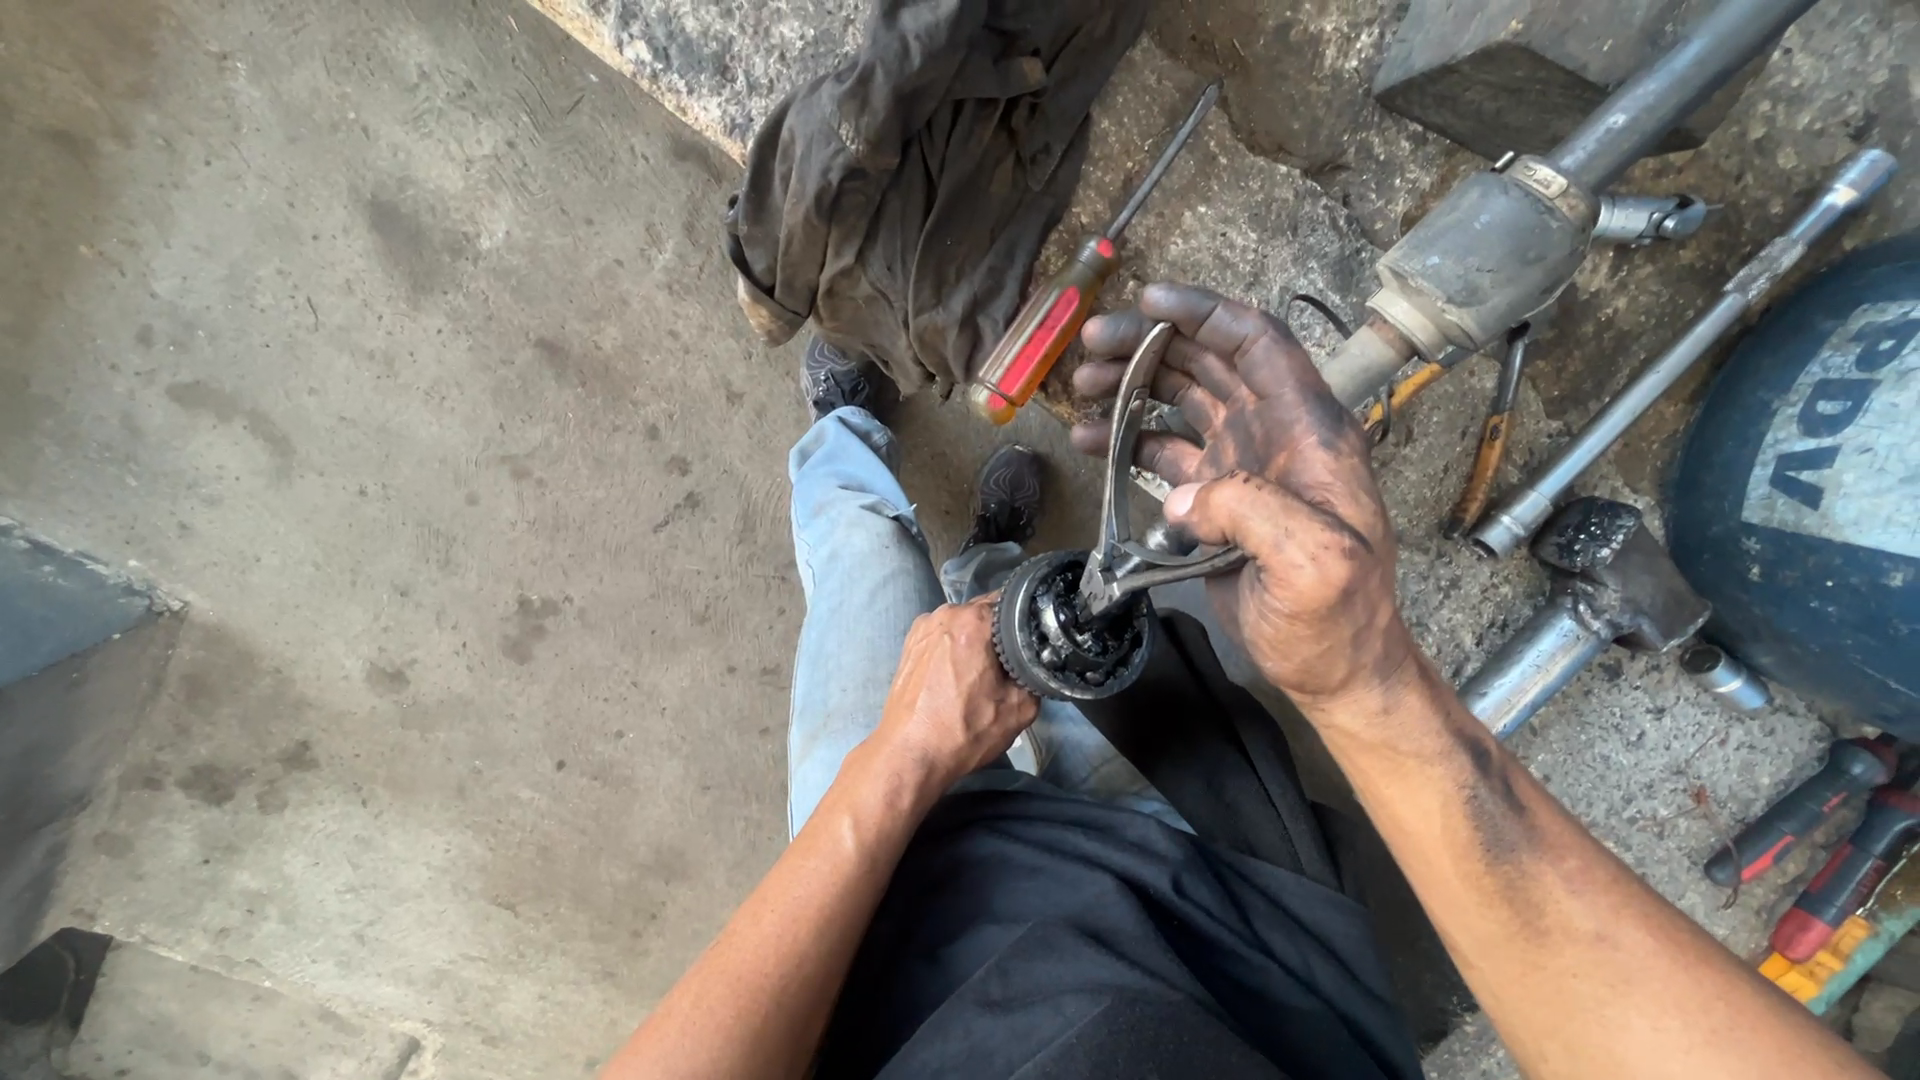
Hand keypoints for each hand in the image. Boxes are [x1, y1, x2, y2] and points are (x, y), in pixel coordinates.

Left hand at [863, 595, 1038, 794]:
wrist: (910, 754)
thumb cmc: (964, 731)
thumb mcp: (1020, 708)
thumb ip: (1035, 674)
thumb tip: (1035, 663)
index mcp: (974, 621)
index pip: (1013, 605)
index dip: (1027, 623)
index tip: (1034, 644)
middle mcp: (945, 613)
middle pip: (985, 611)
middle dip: (1000, 632)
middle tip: (1010, 663)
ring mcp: (923, 626)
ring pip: (962, 624)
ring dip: (975, 640)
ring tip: (982, 672)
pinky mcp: (909, 643)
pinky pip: (942, 636)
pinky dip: (953, 648)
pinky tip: (958, 675)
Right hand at [1071, 283, 1415, 711]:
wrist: (1331, 667)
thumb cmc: (1336, 617)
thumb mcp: (1313, 562)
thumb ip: (1253, 512)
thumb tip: (1182, 499)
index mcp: (1306, 432)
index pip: (1257, 344)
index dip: (1204, 313)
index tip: (1147, 303)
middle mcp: (1272, 435)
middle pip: (1207, 363)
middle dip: (1149, 345)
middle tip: (1090, 345)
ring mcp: (1241, 466)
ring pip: (1179, 402)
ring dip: (1130, 387)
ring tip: (1080, 388)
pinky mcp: (1214, 501)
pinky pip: (1162, 453)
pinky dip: (1124, 439)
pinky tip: (1089, 439)